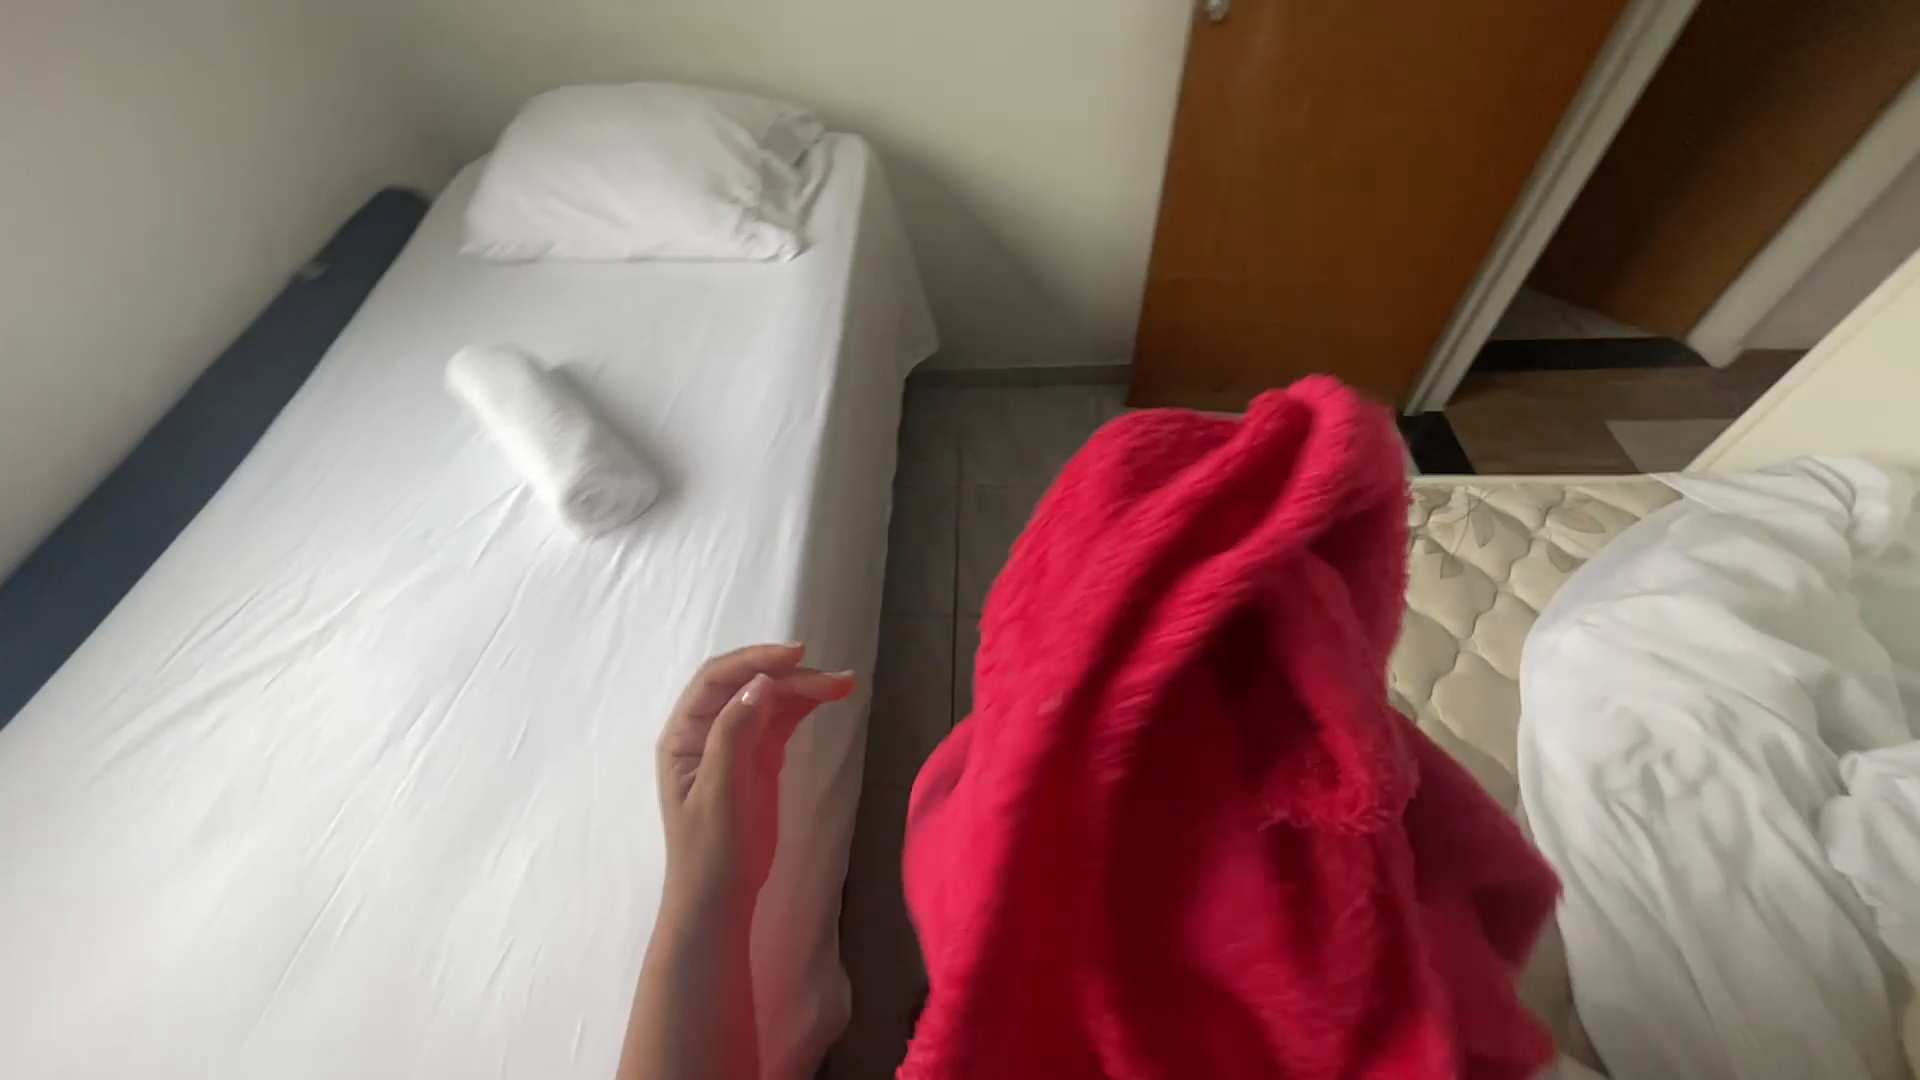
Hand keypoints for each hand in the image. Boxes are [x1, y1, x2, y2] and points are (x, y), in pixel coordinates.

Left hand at [656, 643, 854, 909]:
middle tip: (835, 679)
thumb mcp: (719, 791)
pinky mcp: (760, 756)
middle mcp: (708, 729)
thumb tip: (762, 681)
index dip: (754, 658)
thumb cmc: (709, 849)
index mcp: (684, 733)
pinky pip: (782, 719)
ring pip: (770, 698)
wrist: (721, 899)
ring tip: (845, 683)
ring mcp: (736, 741)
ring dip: (804, 687)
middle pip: (749, 684)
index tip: (797, 654)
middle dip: (790, 675)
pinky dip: (805, 705)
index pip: (717, 679)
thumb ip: (735, 733)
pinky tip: (829, 698)